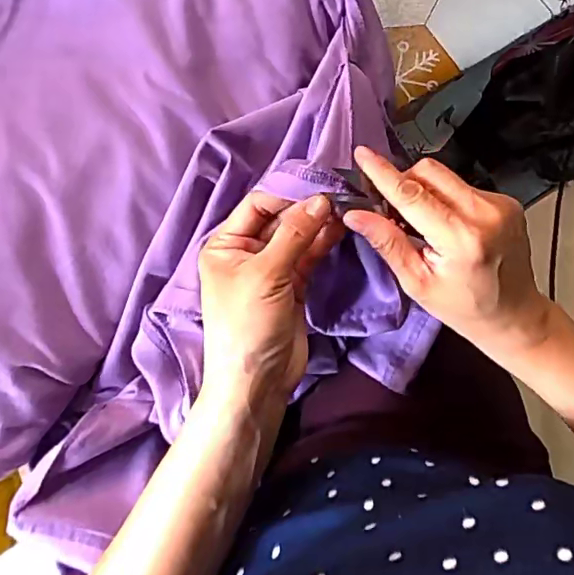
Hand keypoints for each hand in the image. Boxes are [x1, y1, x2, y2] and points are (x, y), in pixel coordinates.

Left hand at [197, 192, 342, 411]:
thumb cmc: (247, 324)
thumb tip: (321, 200)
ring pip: (297, 237)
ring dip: (319, 225)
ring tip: (347, 210)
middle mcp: (245, 251)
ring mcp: (270, 268)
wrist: (256, 382)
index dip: (287, 197)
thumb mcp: (266, 274)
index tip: (319, 192)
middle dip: (307, 209)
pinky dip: (323, 244)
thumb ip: (294, 234)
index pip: (257, 205)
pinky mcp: (292, 285)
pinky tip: (342, 229)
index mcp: (225, 244)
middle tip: (340, 197)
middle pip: (280, 219)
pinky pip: (308, 256)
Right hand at [342, 146, 556, 352]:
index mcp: (462, 239)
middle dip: (403, 183)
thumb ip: (387, 242)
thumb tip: (355, 214)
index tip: (363, 155)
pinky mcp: (505, 201)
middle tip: (392, 212)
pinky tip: (445, 224)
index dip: (382, 173)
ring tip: (422, 223)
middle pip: (428, 172)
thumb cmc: (465, 307)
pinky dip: (443, 197)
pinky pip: (460, 184)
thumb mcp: (417, 283)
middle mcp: (485, 214)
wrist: (516, 315)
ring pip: (443, 175)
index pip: (411, 195)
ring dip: (423, 190)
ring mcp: (500, 205)